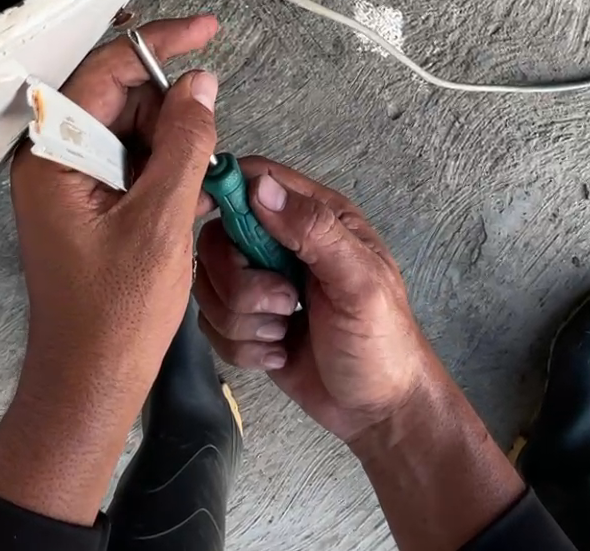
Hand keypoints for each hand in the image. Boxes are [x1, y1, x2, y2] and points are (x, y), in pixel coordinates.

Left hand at [0, 15, 219, 524]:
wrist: (88, 388)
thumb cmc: (115, 316)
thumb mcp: (161, 222)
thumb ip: (184, 145)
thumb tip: (202, 84)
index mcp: (54, 157)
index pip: (105, 72)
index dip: (159, 43)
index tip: (207, 30)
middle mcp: (55, 161)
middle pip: (118, 98)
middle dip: (171, 107)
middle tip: (212, 134)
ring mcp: (72, 183)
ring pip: (131, 130)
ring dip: (174, 140)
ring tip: (203, 174)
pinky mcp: (90, 204)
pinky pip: (132, 162)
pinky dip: (167, 166)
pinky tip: (194, 188)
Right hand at [193, 158, 435, 441]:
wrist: (378, 412)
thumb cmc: (381, 340)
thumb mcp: (358, 281)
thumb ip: (313, 229)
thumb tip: (259, 187)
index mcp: (315, 215)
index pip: (255, 178)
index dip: (224, 191)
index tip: (207, 218)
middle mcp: (281, 241)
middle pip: (218, 238)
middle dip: (240, 282)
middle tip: (285, 304)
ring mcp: (259, 283)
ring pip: (209, 284)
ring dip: (243, 319)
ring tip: (285, 333)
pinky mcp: (246, 322)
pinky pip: (211, 323)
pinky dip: (241, 346)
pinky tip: (278, 353)